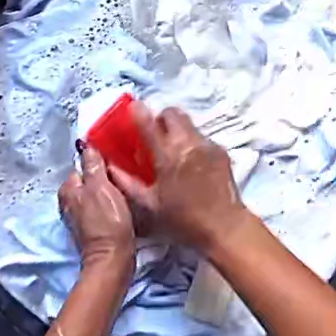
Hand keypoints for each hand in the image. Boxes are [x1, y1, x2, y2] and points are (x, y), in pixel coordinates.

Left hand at [59, 146, 134, 281]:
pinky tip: (121, 206)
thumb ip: (93, 165)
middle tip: (122, 178)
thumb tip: (84, 145)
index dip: (98, 164)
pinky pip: (100, 207)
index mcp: (67, 190)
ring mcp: (79, 217)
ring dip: (108, 192)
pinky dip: (109, 205)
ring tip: (124, 191)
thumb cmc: (107, 221)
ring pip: (96, 194)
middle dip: (104, 178)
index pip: (82, 166)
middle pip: (89, 180)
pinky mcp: (92, 228)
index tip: (115, 165)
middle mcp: (69, 203)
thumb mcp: (101, 187)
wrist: (113, 260)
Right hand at [106, 101, 250, 251]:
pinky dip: (192, 143)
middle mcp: (187, 142)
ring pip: (188, 123)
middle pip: (171, 113)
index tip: (132, 108)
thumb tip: (110, 167)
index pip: (148, 122)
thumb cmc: (183, 219)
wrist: (225, 227)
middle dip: (161, 118)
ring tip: (175, 150)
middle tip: (156, 135)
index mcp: (167, 155)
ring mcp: (206, 144)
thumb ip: (127, 183)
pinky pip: (201, 137)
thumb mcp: (150, 205)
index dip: (138, 111)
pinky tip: (192, 163)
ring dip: (177, 130)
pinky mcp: (220, 150)